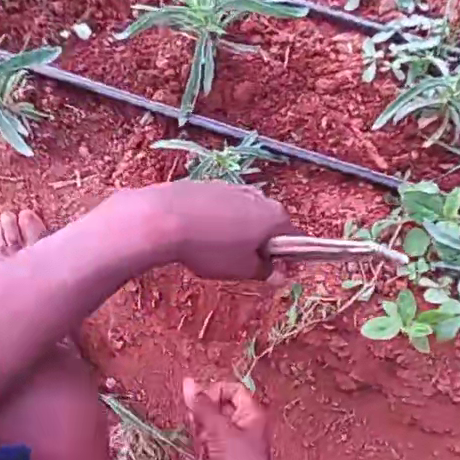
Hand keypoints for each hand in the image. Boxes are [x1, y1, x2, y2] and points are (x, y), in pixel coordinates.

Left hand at [101, 181, 294, 279]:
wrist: (164, 218)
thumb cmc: (211, 248)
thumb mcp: (241, 269)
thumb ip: (264, 271)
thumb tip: (279, 275)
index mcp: (275, 217)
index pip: (295, 238)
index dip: (287, 258)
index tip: (275, 272)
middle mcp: (259, 197)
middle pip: (269, 223)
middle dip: (262, 243)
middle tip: (244, 264)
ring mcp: (234, 188)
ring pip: (246, 213)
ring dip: (240, 232)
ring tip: (218, 251)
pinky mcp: (210, 185)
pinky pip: (223, 207)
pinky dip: (219, 221)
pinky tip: (201, 235)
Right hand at [181, 378, 287, 459]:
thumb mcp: (219, 431)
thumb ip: (202, 406)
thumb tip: (188, 382)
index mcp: (252, 413)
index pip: (231, 389)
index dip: (213, 392)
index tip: (199, 403)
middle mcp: (245, 424)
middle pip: (217, 406)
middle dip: (203, 415)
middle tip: (198, 427)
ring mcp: (234, 441)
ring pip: (210, 425)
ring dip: (201, 433)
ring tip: (202, 446)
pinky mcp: (224, 456)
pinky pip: (208, 442)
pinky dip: (202, 447)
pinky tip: (203, 457)